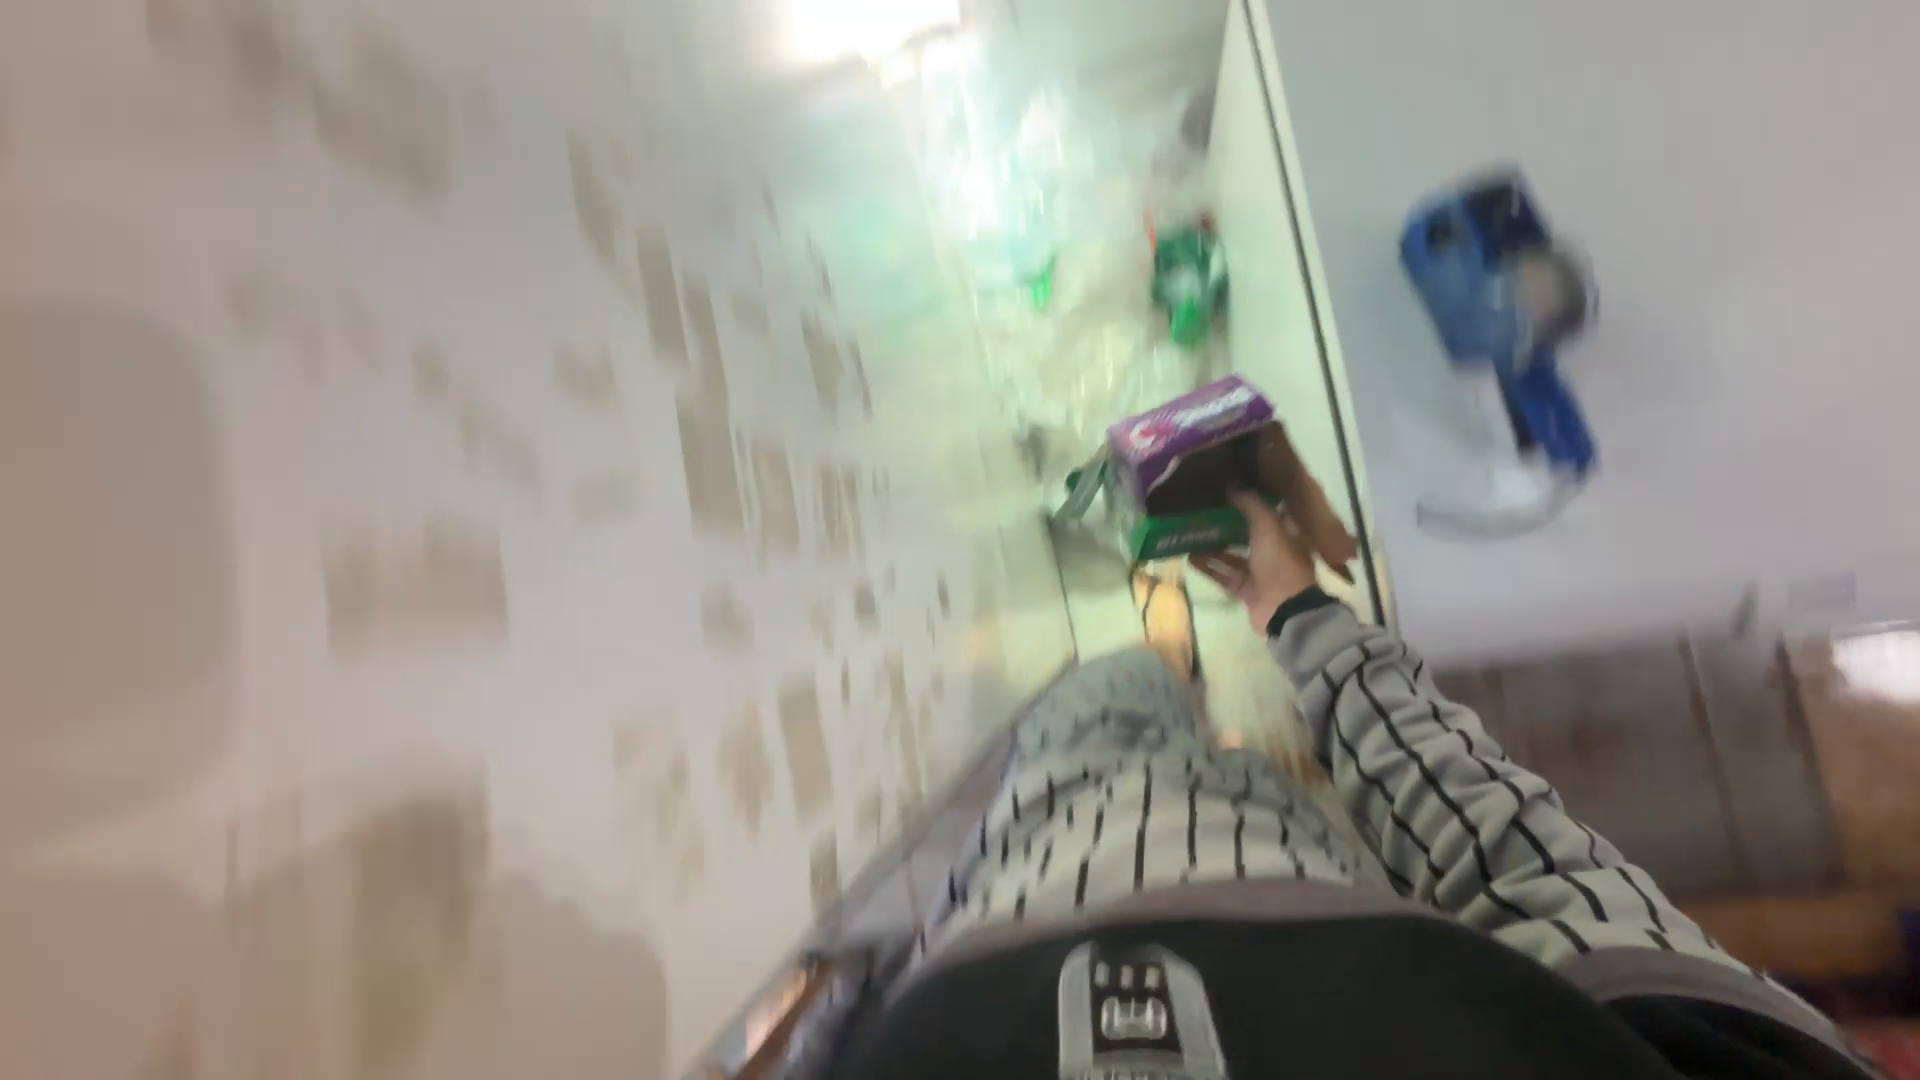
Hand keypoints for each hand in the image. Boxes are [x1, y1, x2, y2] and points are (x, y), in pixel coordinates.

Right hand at [1190, 491, 1318, 632]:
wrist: (1285, 609)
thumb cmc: (1280, 562)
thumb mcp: (1267, 527)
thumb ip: (1250, 505)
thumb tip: (1232, 485)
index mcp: (1286, 534)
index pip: (1268, 513)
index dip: (1251, 501)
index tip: (1229, 489)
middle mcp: (1274, 552)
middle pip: (1247, 534)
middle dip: (1226, 524)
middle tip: (1203, 510)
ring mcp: (1259, 573)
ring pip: (1232, 555)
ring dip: (1213, 546)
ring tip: (1191, 533)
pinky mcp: (1245, 590)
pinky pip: (1223, 575)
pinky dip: (1208, 567)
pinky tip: (1190, 558)